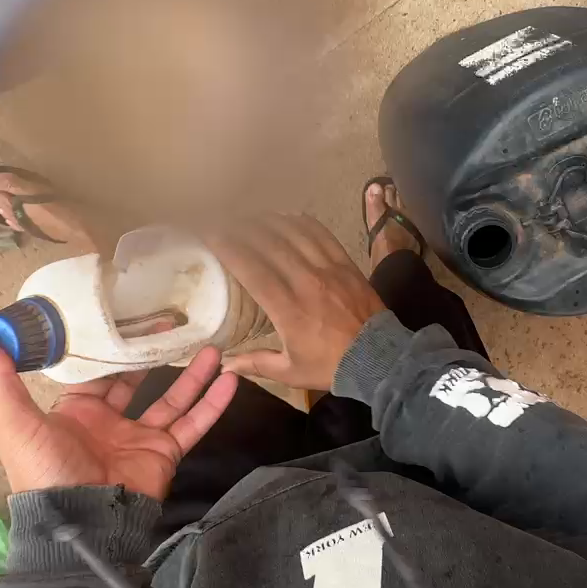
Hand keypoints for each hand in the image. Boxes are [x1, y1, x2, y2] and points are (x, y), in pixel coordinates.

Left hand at [0, 336, 238, 497]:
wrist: (79, 526)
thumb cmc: (46, 472)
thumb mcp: (15, 423)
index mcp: (74, 412)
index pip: (97, 370)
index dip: (113, 343)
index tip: (131, 313)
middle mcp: (109, 421)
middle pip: (139, 379)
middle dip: (157, 352)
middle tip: (177, 321)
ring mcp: (140, 438)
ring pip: (174, 397)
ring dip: (194, 373)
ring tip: (215, 344)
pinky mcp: (165, 454)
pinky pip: (193, 424)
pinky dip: (212, 404)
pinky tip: (230, 378)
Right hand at [208, 215, 384, 390]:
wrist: (377, 357)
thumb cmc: (331, 365)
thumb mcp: (290, 371)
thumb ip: (256, 363)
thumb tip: (224, 364)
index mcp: (288, 309)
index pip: (251, 269)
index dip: (228, 247)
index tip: (209, 234)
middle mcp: (306, 282)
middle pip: (269, 244)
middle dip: (242, 227)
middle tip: (223, 219)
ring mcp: (329, 269)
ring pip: (294, 234)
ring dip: (269, 221)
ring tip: (249, 216)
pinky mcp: (346, 263)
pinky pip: (321, 234)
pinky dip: (302, 222)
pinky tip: (287, 216)